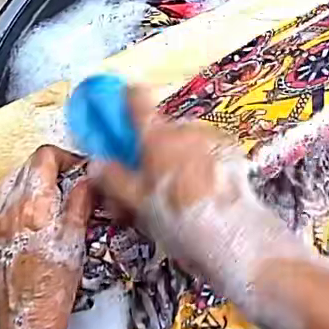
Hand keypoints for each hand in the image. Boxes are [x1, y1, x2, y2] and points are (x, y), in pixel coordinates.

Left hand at [0, 144, 93, 328]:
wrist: (26, 328)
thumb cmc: (57, 285)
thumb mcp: (78, 237)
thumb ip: (82, 198)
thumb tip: (89, 173)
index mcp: (33, 207)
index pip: (42, 157)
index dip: (64, 157)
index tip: (77, 169)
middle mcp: (5, 213)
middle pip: (24, 168)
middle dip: (47, 170)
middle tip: (66, 185)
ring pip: (8, 187)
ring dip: (29, 186)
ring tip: (48, 204)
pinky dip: (13, 208)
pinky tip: (28, 226)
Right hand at [91, 87, 319, 328]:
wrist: (230, 231)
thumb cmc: (177, 218)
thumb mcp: (137, 204)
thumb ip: (114, 179)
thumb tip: (97, 164)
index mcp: (156, 137)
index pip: (137, 100)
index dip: (128, 98)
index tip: (123, 100)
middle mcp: (183, 127)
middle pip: (162, 129)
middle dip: (154, 149)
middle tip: (151, 182)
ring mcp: (210, 135)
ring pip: (186, 140)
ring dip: (180, 156)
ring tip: (181, 192)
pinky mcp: (231, 146)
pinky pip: (208, 147)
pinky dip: (203, 160)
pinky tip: (204, 188)